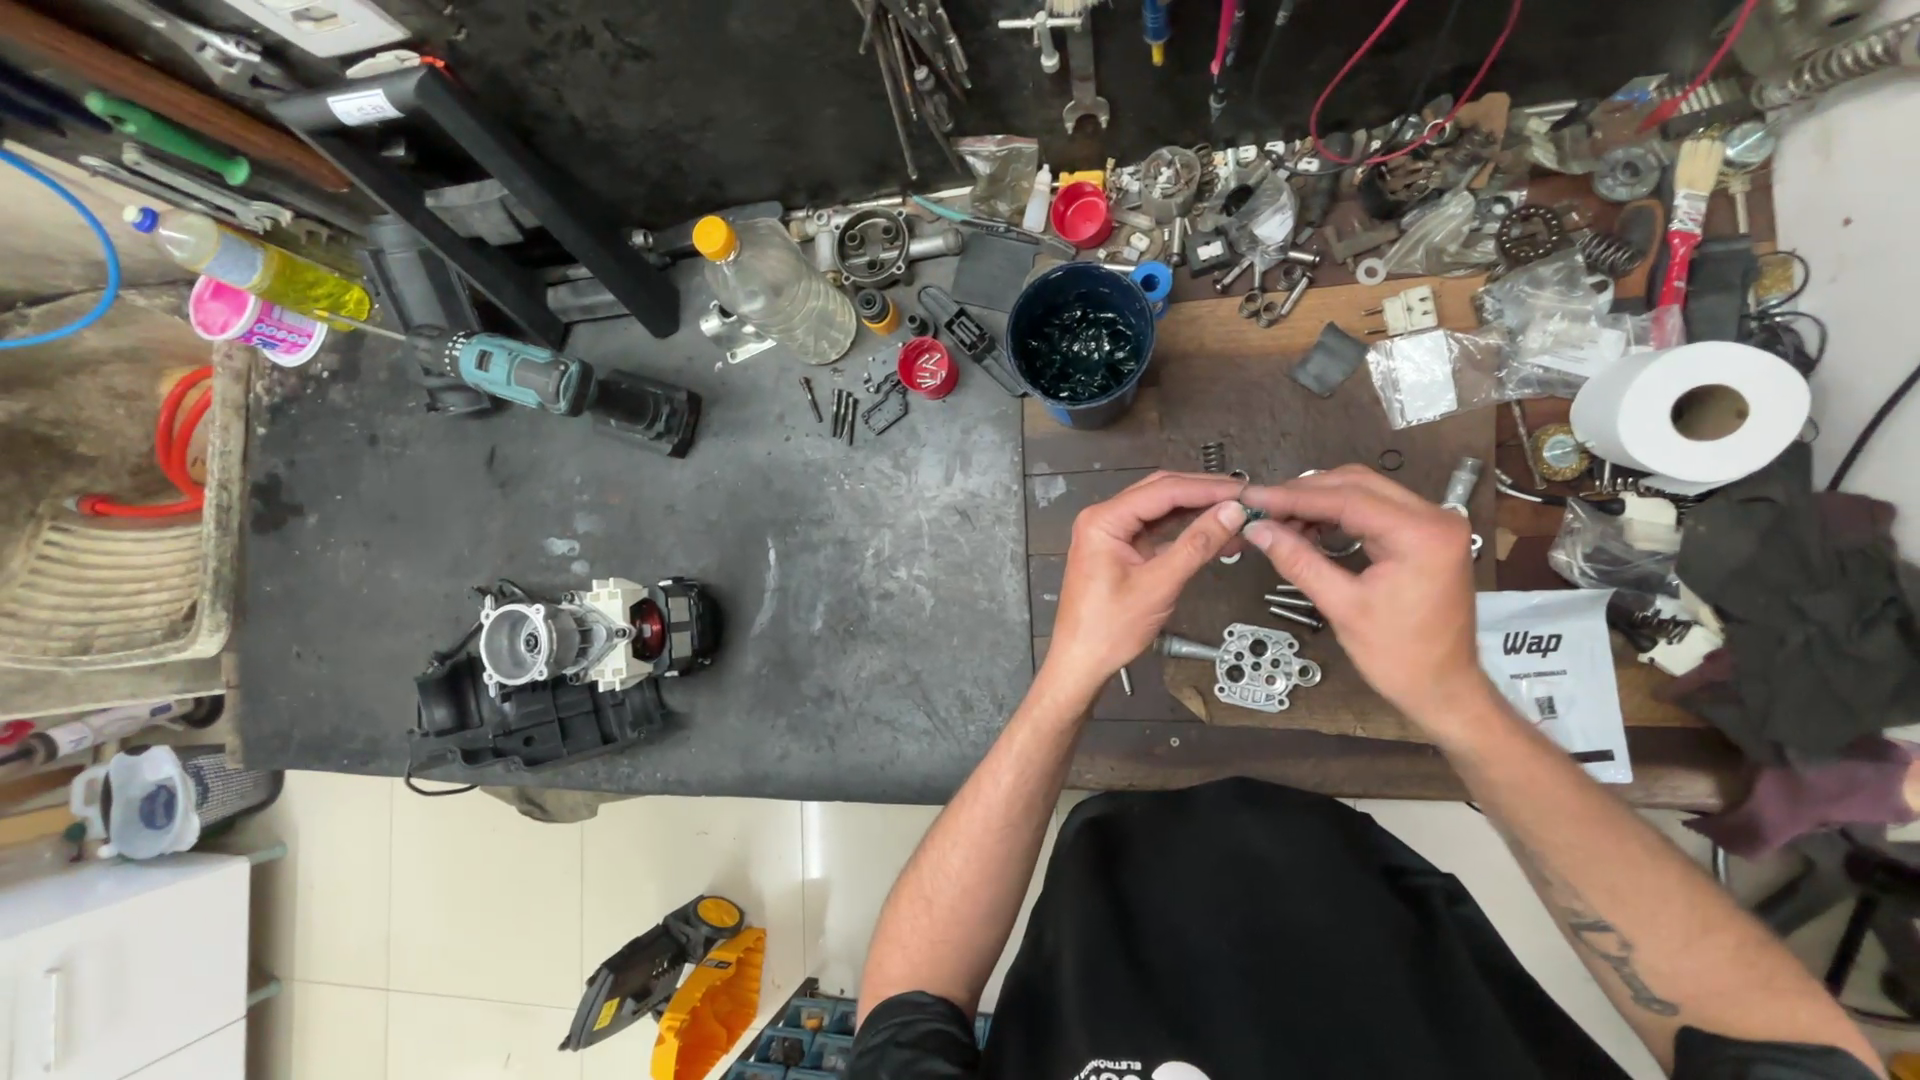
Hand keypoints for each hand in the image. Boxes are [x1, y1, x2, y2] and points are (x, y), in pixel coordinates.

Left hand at [1046, 472, 1248, 692]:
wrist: (1081, 661)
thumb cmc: (1110, 628)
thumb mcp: (1158, 585)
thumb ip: (1196, 545)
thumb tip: (1233, 512)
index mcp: (1103, 520)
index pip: (1163, 490)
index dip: (1207, 488)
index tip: (1244, 491)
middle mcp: (1104, 518)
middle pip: (1162, 493)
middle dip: (1204, 495)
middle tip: (1246, 498)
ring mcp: (1113, 534)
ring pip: (1163, 512)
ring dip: (1199, 513)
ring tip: (1239, 517)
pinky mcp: (1123, 551)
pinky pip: (1159, 533)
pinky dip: (1187, 534)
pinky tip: (1218, 538)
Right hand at [1241, 466, 1493, 734]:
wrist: (1444, 687)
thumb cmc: (1399, 656)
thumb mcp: (1341, 606)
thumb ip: (1299, 561)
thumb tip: (1258, 530)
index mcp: (1422, 533)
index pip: (1347, 499)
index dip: (1293, 497)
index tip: (1253, 498)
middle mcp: (1434, 517)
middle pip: (1357, 484)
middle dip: (1304, 493)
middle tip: (1261, 508)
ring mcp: (1432, 523)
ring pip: (1364, 492)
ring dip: (1318, 502)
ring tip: (1278, 520)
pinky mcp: (1424, 534)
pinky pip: (1373, 510)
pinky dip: (1337, 515)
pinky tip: (1307, 528)